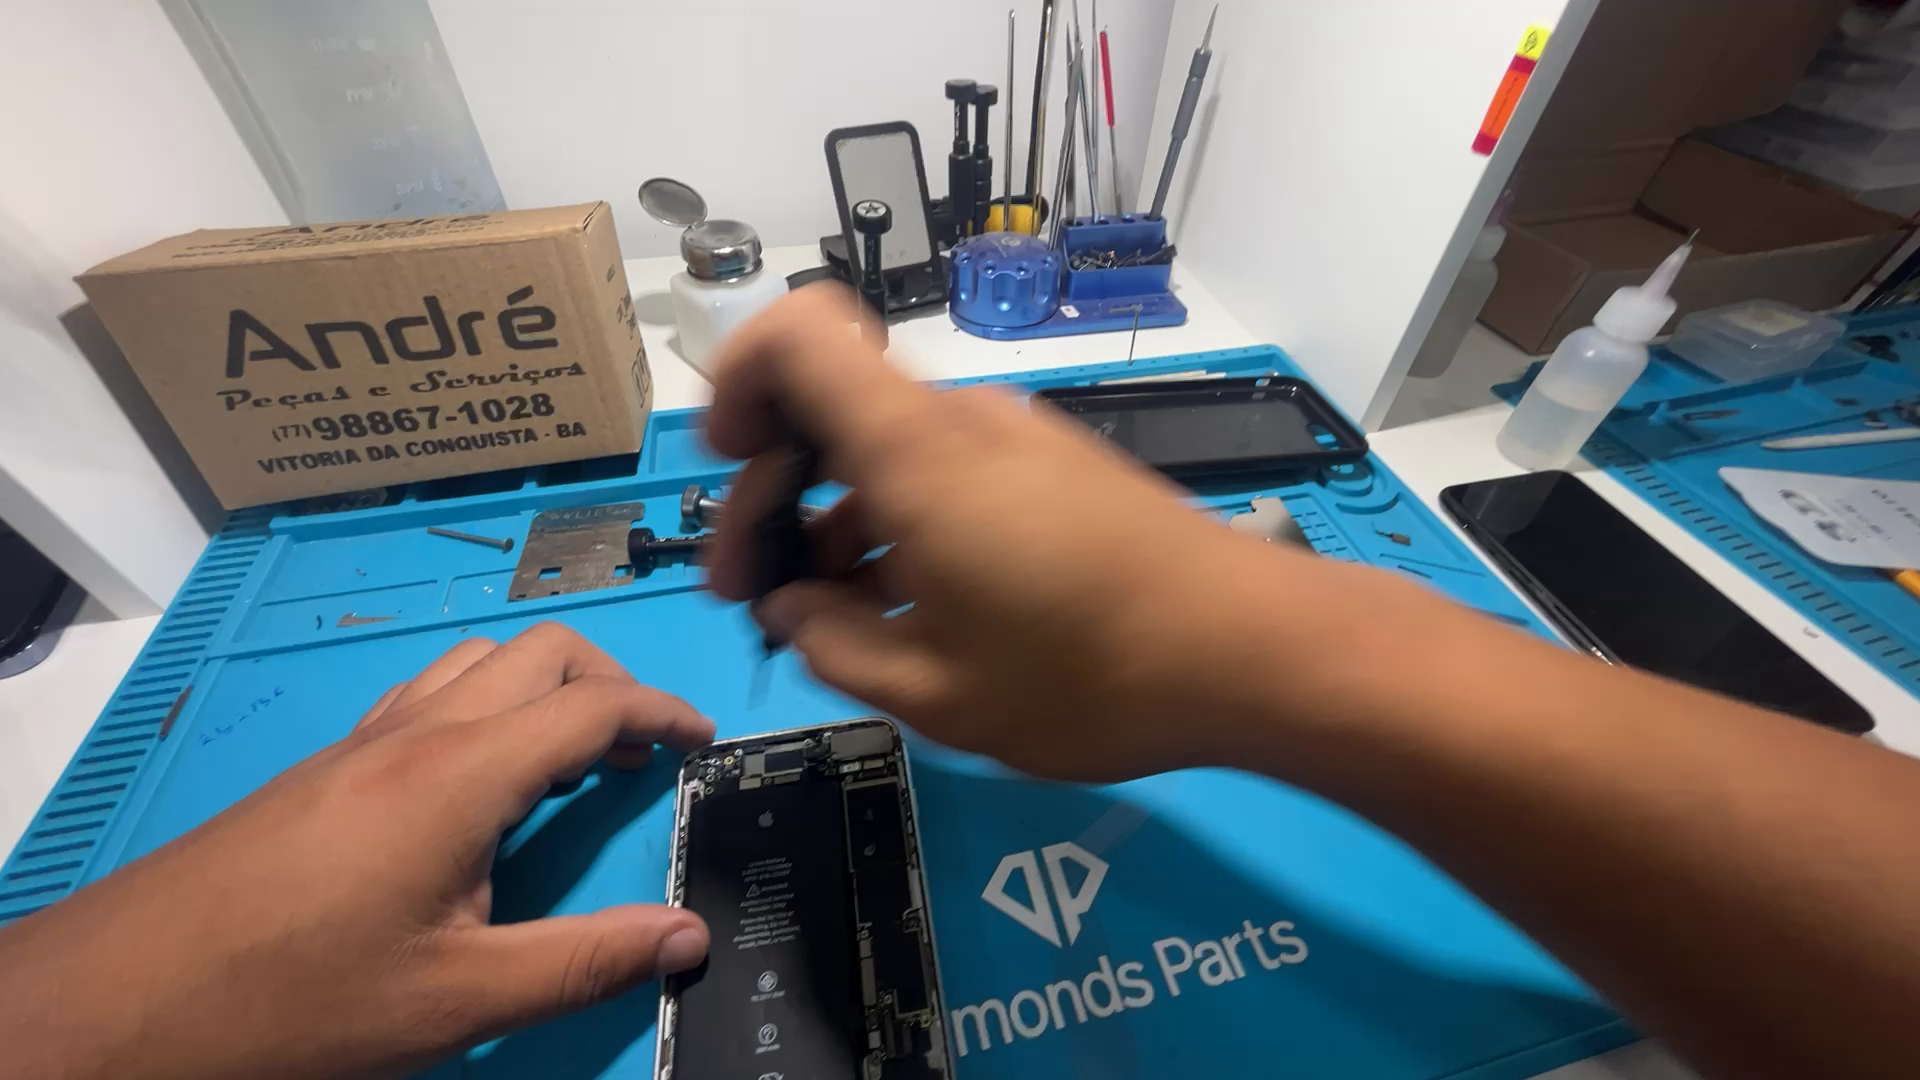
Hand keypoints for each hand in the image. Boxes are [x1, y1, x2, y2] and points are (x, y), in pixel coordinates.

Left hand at [0, 624, 714, 1079]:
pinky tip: (484, 768)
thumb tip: (688, 940)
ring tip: (569, 753)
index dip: (664, 713)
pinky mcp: (333, 759)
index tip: (700, 739)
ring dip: (550, 684)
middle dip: (614, 683)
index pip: (597, 706)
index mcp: (466, 773)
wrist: (79, 1023)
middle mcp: (424, 731)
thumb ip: (585, 961)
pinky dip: (494, 699)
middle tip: (637, 748)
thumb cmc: (279, 1009)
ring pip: (488, 658)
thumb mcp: (451, 1002)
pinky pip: (438, 688)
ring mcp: (370, 737)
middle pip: (549, 653)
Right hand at [704, 287, 1422, 781]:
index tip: (732, 467)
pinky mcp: (1047, 473)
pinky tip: (905, 610)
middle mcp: (958, 424)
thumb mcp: (938, 691)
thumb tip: (789, 609)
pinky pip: (944, 478)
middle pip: (828, 410)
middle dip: (771, 496)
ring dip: (835, 524)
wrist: (1247, 650)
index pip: (799, 334)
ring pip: (884, 453)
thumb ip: (834, 646)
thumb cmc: (1086, 675)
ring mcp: (1010, 444)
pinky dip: (901, 528)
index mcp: (915, 453)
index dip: (741, 381)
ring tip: (828, 623)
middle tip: (754, 596)